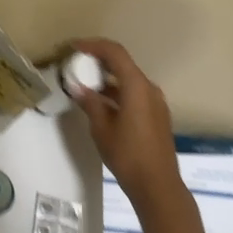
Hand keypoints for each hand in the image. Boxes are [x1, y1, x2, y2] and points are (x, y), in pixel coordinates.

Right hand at [69, 38, 185, 210]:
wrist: (158, 186)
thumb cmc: (128, 155)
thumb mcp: (102, 129)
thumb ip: (91, 103)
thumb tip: (79, 88)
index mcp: (137, 87)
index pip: (115, 53)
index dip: (94, 46)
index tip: (74, 48)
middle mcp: (149, 89)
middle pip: (123, 64)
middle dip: (99, 61)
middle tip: (77, 64)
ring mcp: (156, 103)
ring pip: (129, 81)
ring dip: (108, 79)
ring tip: (85, 85)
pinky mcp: (157, 116)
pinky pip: (135, 94)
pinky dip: (117, 92)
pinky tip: (101, 104)